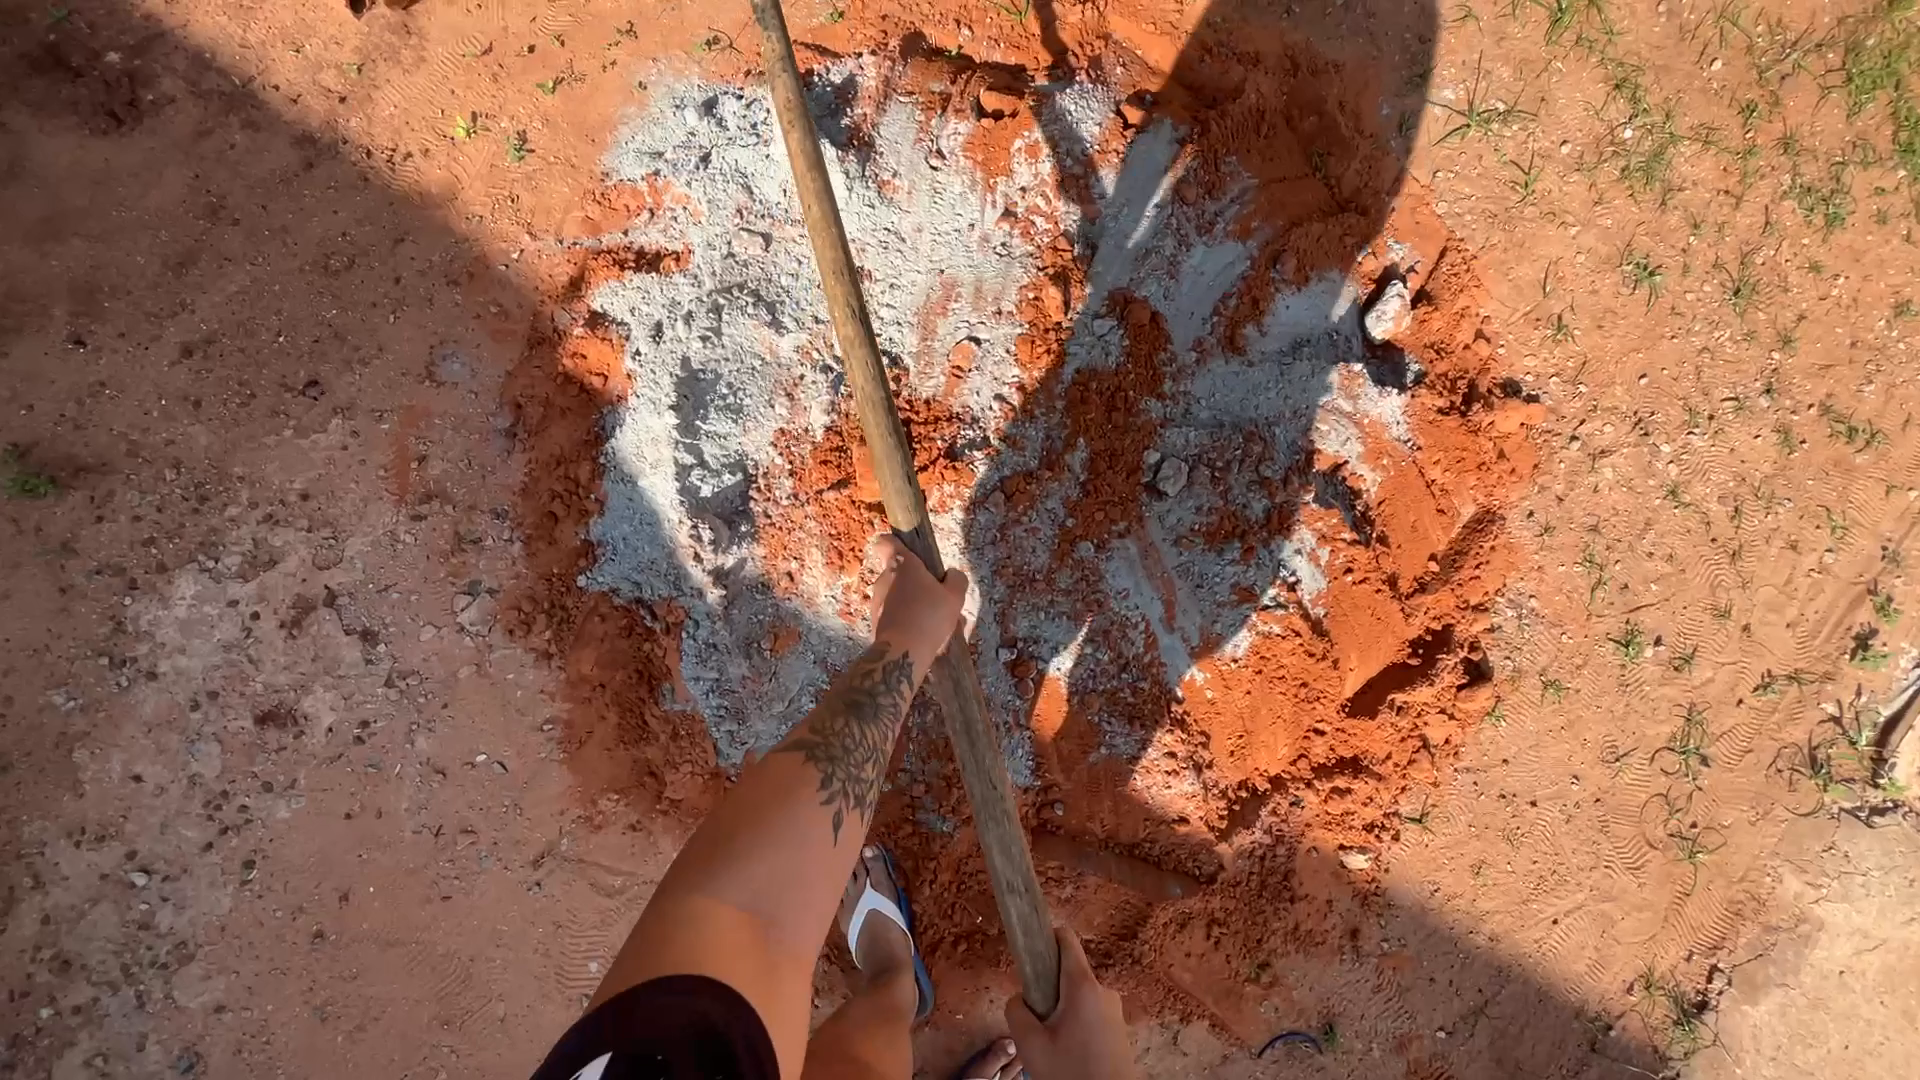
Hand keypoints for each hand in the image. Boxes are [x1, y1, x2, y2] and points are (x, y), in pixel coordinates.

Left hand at [867, 533, 967, 668]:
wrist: (902, 653)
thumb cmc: (929, 617)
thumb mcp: (954, 597)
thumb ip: (956, 579)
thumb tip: (951, 574)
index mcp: (902, 565)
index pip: (886, 542)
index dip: (896, 544)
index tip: (910, 553)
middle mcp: (884, 579)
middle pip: (897, 572)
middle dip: (914, 582)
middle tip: (935, 597)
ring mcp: (876, 601)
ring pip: (896, 595)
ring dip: (911, 603)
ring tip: (933, 622)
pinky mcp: (875, 621)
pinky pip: (893, 614)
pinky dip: (904, 620)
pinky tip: (921, 635)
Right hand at [1004, 928, 1136, 1079]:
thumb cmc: (1072, 1074)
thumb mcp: (1031, 1046)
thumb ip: (1016, 1012)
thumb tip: (1019, 1000)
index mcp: (1083, 985)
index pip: (1065, 938)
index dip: (1045, 939)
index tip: (1031, 957)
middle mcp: (1103, 990)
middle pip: (1068, 974)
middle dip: (1050, 991)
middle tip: (1039, 1022)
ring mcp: (1115, 1011)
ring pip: (1079, 998)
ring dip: (1064, 1014)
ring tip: (1055, 1046)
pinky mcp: (1120, 1031)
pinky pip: (1092, 1015)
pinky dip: (1078, 1027)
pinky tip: (1071, 1055)